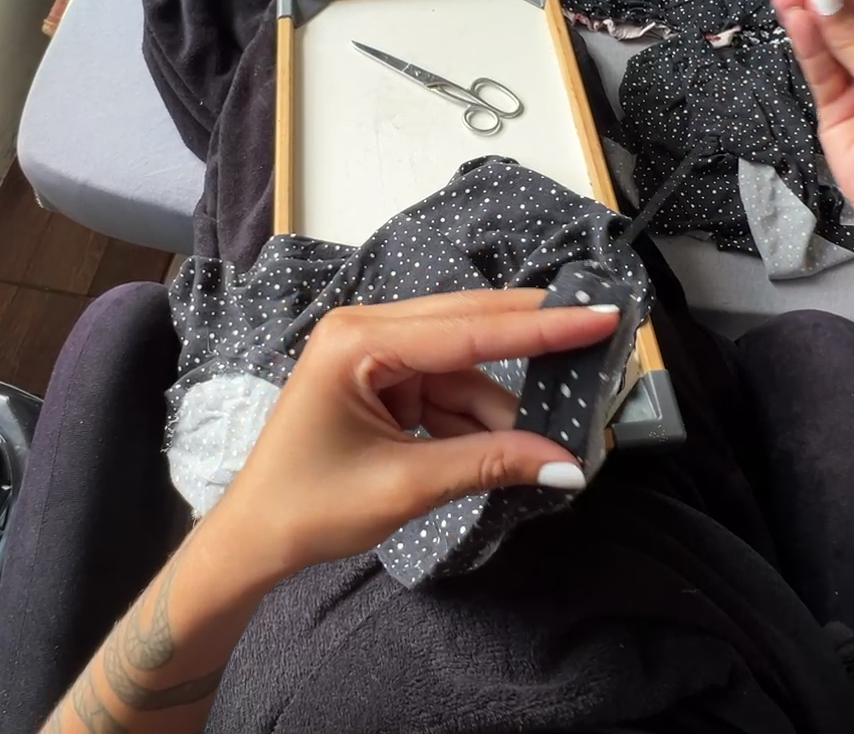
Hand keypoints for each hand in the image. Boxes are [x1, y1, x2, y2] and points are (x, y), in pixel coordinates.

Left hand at [203, 289, 616, 579]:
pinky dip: (475, 418)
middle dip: (530, 343)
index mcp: (360, 341)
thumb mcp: (405, 486)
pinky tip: (502, 448)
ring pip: (463, 366)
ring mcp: (377, 353)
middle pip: (467, 328)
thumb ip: (488, 464)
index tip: (597, 316)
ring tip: (546, 442)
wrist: (255, 538)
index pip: (466, 329)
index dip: (538, 327)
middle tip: (598, 337)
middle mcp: (368, 331)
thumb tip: (567, 464)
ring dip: (500, 407)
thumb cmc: (310, 506)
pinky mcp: (385, 378)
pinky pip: (447, 388)